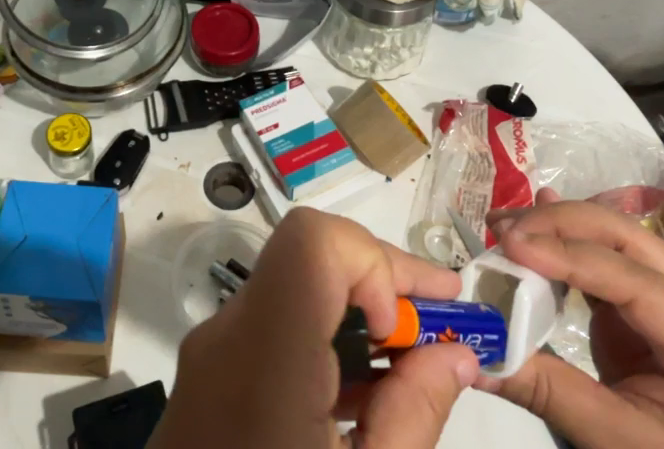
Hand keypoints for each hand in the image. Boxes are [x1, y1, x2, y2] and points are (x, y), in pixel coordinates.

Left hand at [150, 208, 477, 448]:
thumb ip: (412, 419)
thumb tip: (454, 354)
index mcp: (263, 362)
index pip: (314, 244)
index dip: (371, 263)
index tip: (402, 329)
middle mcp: (227, 338)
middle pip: (309, 259)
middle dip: (385, 279)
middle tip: (451, 317)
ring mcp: (211, 356)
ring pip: (295, 289)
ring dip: (361, 310)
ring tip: (424, 357)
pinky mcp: (209, 378)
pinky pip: (276, 328)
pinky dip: (329, 340)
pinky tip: (371, 391)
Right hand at [478, 191, 663, 448]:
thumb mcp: (624, 442)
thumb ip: (551, 393)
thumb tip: (475, 358)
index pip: (636, 281)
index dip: (571, 256)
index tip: (511, 245)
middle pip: (630, 242)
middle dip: (563, 227)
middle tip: (504, 234)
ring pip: (614, 243)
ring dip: (558, 228)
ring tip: (503, 226)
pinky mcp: (639, 317)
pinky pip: (602, 266)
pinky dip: (564, 244)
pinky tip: (534, 228)